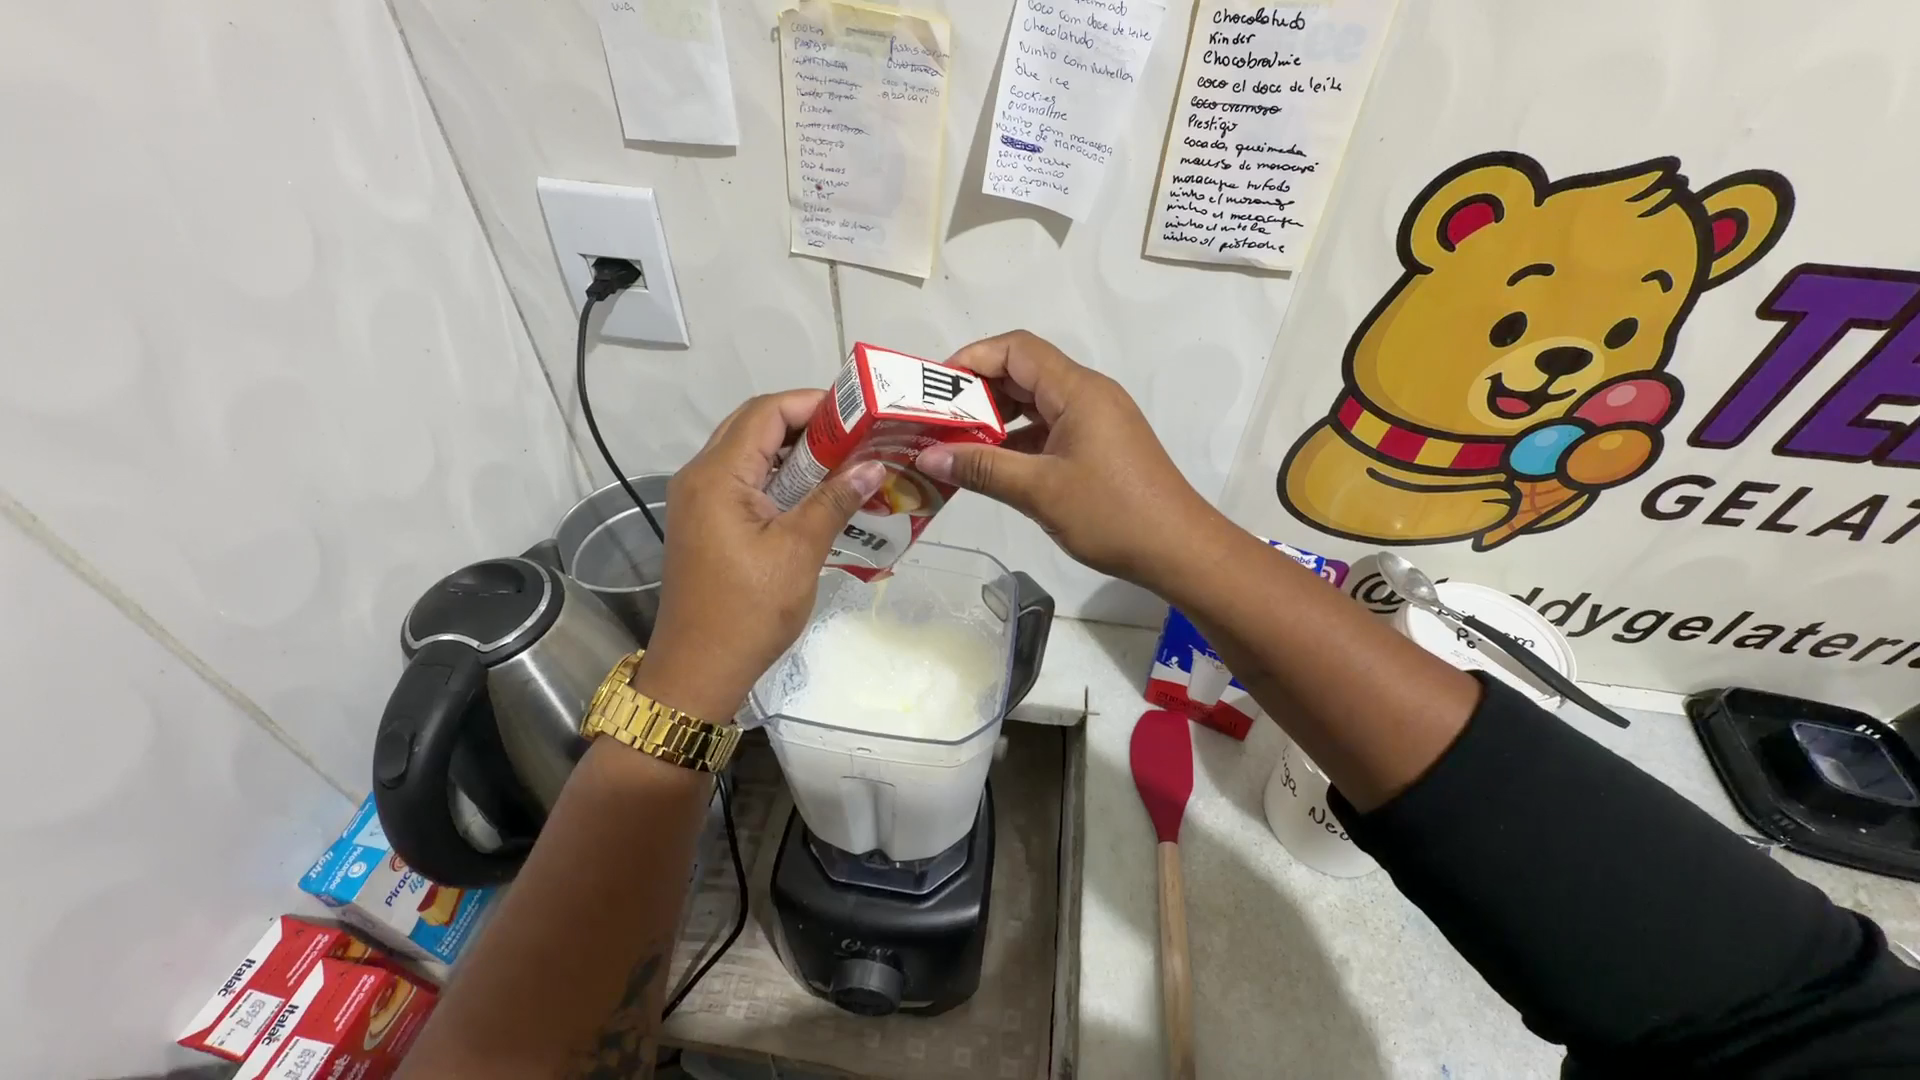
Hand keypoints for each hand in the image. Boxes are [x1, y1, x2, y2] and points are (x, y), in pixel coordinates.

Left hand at [634, 392, 884, 719]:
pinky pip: (745, 482)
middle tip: (857, 437)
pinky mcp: (706, 522)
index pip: (765, 412)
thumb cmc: (749, 611)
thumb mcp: (799, 552)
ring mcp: (699, 500)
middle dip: (807, 425)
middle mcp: (700, 476)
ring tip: (845, 462)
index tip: (857, 415)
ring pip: (750, 453)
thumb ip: (834, 500)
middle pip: (754, 426)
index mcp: (717, 475)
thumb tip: (875, 465)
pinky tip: (817, 494)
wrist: (699, 669)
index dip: (812, 404)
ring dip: (795, 452)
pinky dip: (780, 478)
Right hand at [917, 330, 1219, 587]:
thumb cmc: (1112, 514)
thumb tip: (927, 456)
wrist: (1178, 549)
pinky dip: (1018, 441)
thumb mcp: (1040, 491)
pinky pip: (1050, 430)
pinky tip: (991, 465)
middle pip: (1024, 372)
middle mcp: (1088, 395)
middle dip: (977, 392)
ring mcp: (1096, 421)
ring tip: (956, 443)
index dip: (972, 359)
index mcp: (1078, 390)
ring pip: (1036, 404)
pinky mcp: (1099, 446)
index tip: (935, 389)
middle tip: (937, 420)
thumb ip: (982, 468)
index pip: (1016, 349)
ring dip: (996, 419)